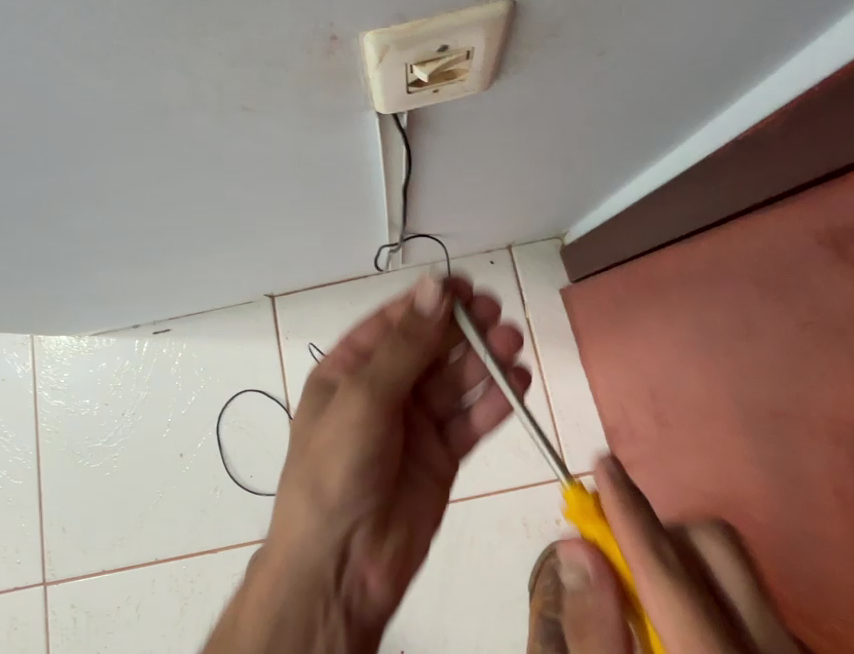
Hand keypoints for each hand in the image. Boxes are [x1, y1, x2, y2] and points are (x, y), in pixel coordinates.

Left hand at [203, 273, 531, 653]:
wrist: (340, 566)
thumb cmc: (335, 470)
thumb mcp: (364, 398)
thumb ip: (406, 344)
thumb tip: (435, 285)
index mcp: (350, 369)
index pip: (396, 322)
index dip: (430, 301)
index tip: (467, 286)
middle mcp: (384, 390)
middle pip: (432, 348)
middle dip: (465, 330)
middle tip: (498, 316)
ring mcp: (414, 423)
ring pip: (457, 380)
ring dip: (485, 361)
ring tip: (513, 344)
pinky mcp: (442, 455)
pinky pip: (471, 419)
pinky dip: (495, 402)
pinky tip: (518, 385)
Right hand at [556, 456, 800, 653]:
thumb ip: (597, 635)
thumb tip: (577, 553)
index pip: (665, 568)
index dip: (627, 511)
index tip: (601, 463)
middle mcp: (769, 650)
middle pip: (715, 547)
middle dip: (663, 536)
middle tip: (623, 559)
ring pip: (739, 573)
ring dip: (688, 569)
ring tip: (656, 612)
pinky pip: (756, 604)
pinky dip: (715, 601)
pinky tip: (693, 638)